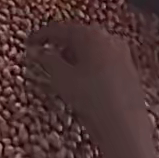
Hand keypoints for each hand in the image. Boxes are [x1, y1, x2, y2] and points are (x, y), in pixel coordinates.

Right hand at [34, 22, 157, 157]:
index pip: (60, 29)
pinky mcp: (130, 70)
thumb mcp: (61, 78)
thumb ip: (46, 59)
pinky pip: (103, 59)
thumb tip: (36, 50)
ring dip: (75, 55)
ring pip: (92, 48)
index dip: (41, 35)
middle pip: (78, 35)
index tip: (29, 43)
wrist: (126, 128)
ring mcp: (122, 53)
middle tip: (44, 55)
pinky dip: (90, 64)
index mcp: (90, 34)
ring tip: (61, 69)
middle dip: (60, 44)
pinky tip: (83, 80)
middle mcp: (109, 38)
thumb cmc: (91, 98)